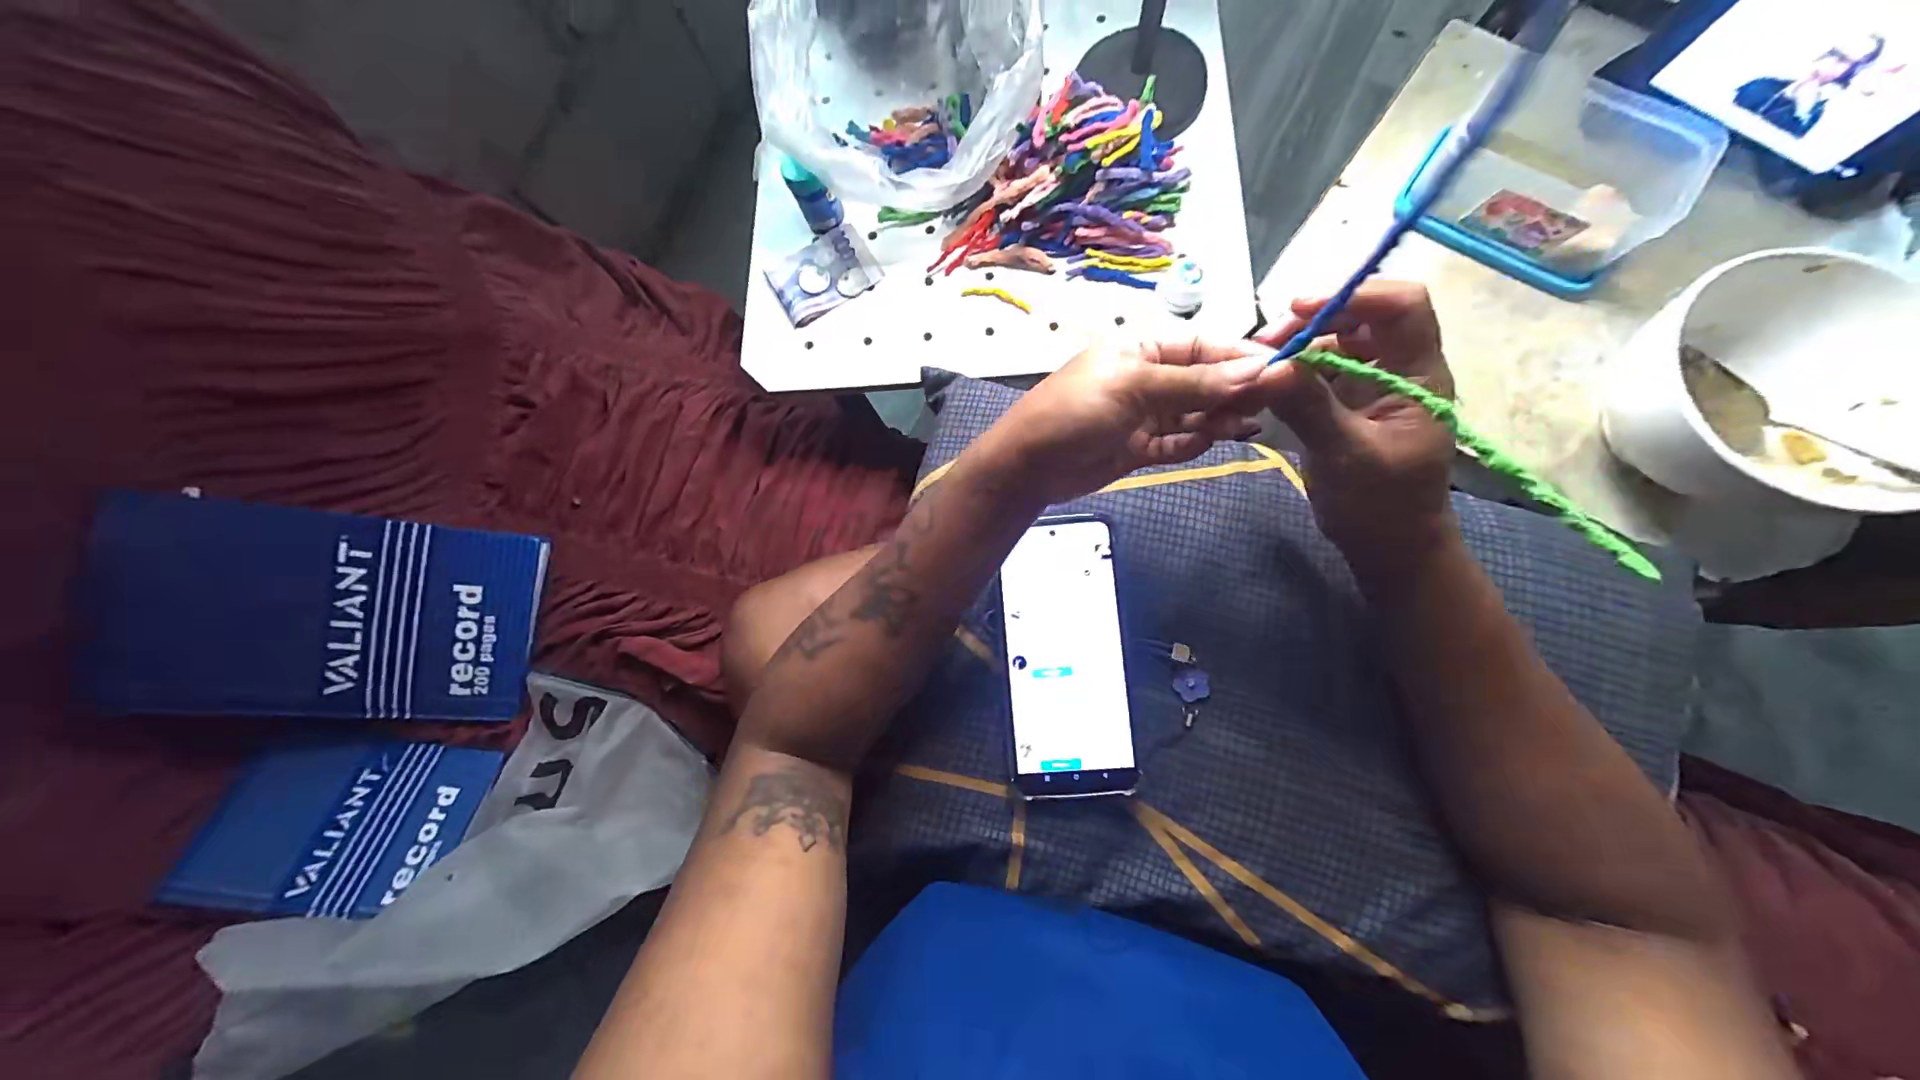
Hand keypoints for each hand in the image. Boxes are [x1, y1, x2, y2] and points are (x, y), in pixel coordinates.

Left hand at [971, 336, 1270, 505]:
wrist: (1028, 465)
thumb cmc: (1074, 412)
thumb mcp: (1133, 388)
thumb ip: (1193, 384)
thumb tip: (1254, 371)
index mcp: (1143, 350)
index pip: (1203, 347)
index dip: (1241, 357)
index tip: (1281, 369)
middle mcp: (1148, 379)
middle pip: (1205, 381)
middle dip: (1236, 390)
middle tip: (1273, 402)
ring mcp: (1144, 415)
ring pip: (1197, 413)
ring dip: (1221, 418)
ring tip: (1246, 425)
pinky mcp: (1140, 447)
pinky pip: (1179, 441)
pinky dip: (1196, 441)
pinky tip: (1214, 440)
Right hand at [1252, 282, 1457, 574]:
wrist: (1388, 547)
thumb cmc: (1382, 506)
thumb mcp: (1345, 455)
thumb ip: (1308, 407)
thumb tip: (1266, 367)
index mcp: (1418, 375)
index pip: (1402, 307)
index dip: (1354, 295)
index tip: (1297, 309)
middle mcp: (1397, 370)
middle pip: (1359, 320)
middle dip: (1310, 324)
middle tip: (1262, 347)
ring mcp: (1369, 387)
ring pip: (1332, 346)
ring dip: (1294, 351)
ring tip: (1253, 369)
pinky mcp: (1344, 406)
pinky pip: (1315, 376)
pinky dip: (1289, 376)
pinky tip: (1261, 387)